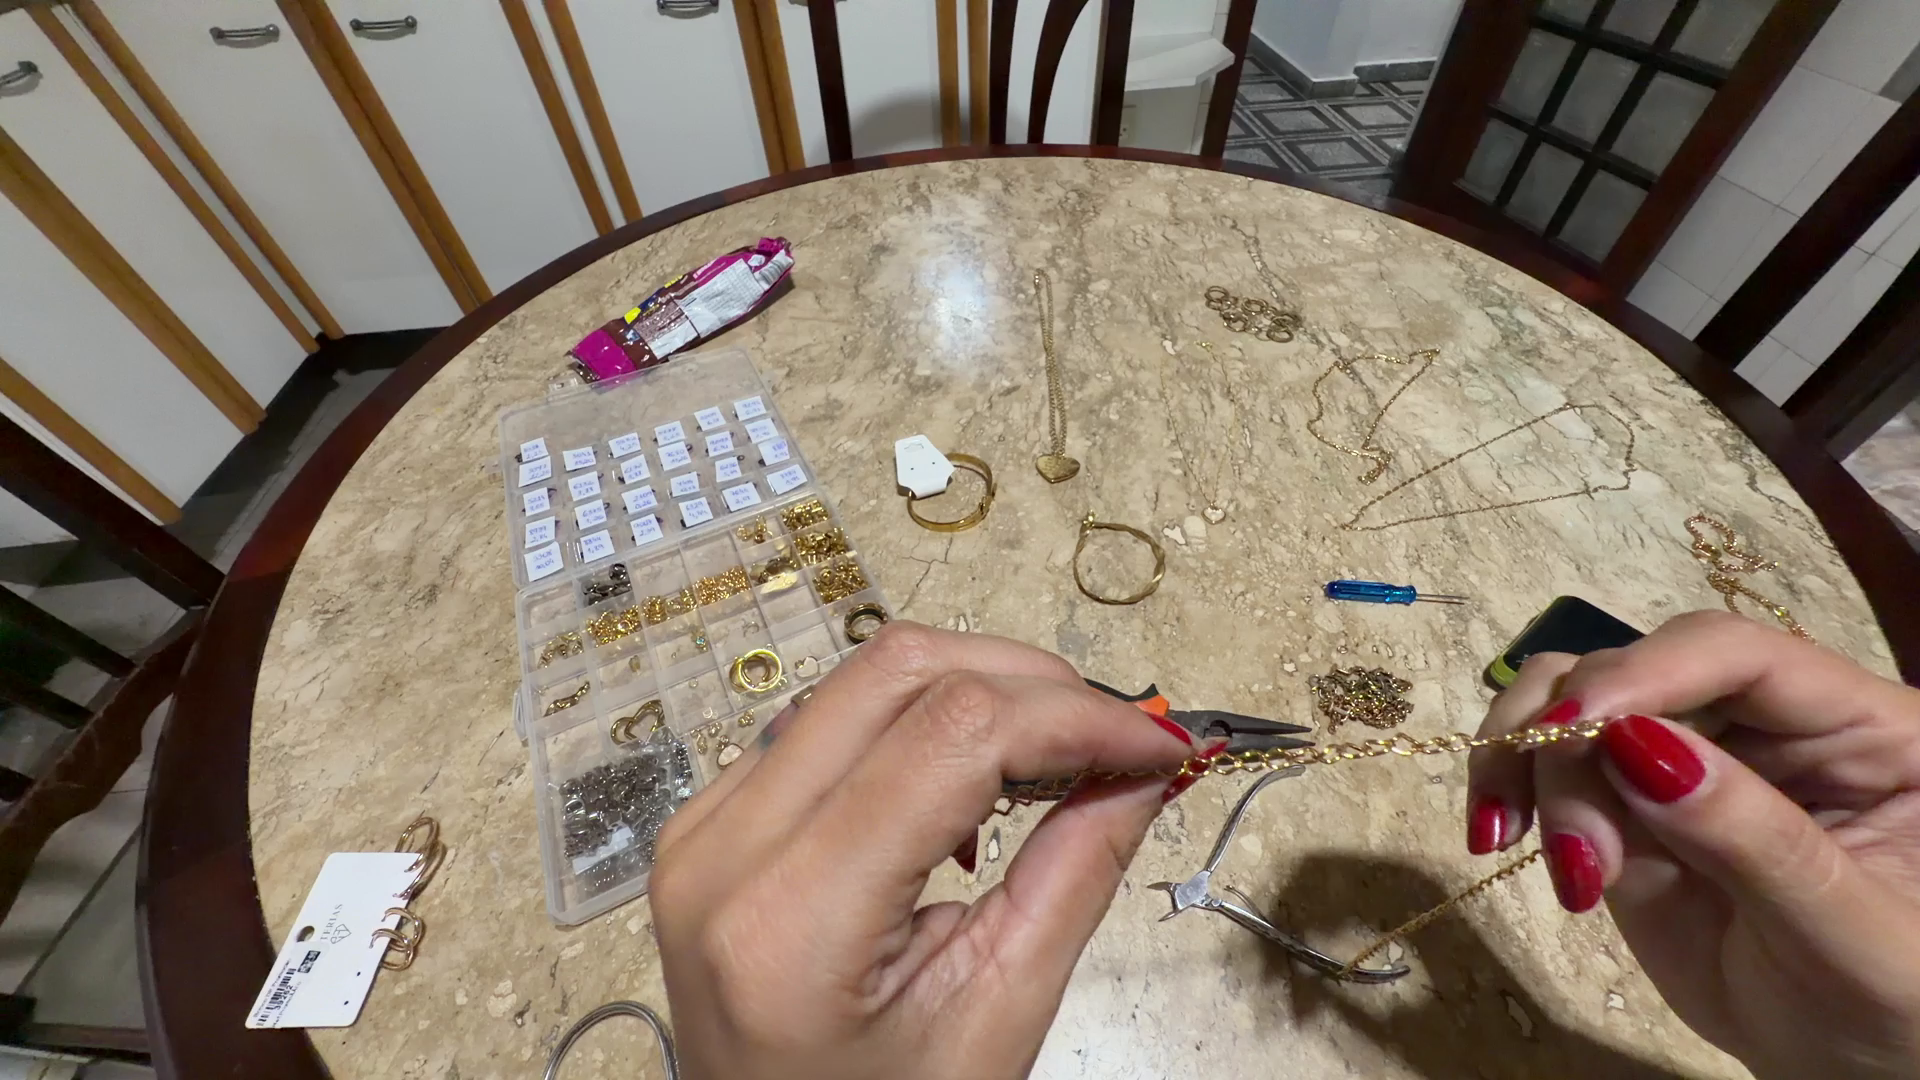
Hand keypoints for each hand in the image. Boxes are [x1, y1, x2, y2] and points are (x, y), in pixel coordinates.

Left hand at [649, 623, 1207, 1079]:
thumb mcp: (995, 1021)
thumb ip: (1077, 874)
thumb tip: (1145, 767)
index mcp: (790, 921)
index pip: (950, 736)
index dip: (1070, 716)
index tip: (1153, 740)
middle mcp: (727, 842)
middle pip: (899, 670)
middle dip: (1027, 679)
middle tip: (1106, 733)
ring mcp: (709, 815)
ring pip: (865, 675)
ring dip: (978, 685)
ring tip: (1046, 750)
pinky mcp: (716, 805)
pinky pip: (834, 713)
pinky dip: (923, 715)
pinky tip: (965, 774)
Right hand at [1465, 610, 1919, 1079]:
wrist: (1836, 1065)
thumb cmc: (1894, 1021)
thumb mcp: (1859, 948)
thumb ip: (1758, 841)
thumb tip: (1635, 744)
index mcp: (1858, 731)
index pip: (1733, 654)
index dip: (1643, 673)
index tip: (1568, 730)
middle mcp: (1752, 719)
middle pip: (1618, 672)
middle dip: (1568, 748)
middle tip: (1570, 848)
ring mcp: (1672, 748)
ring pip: (1555, 701)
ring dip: (1523, 767)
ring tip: (1545, 862)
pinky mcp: (1607, 783)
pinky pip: (1531, 751)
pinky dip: (1501, 784)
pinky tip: (1499, 839)